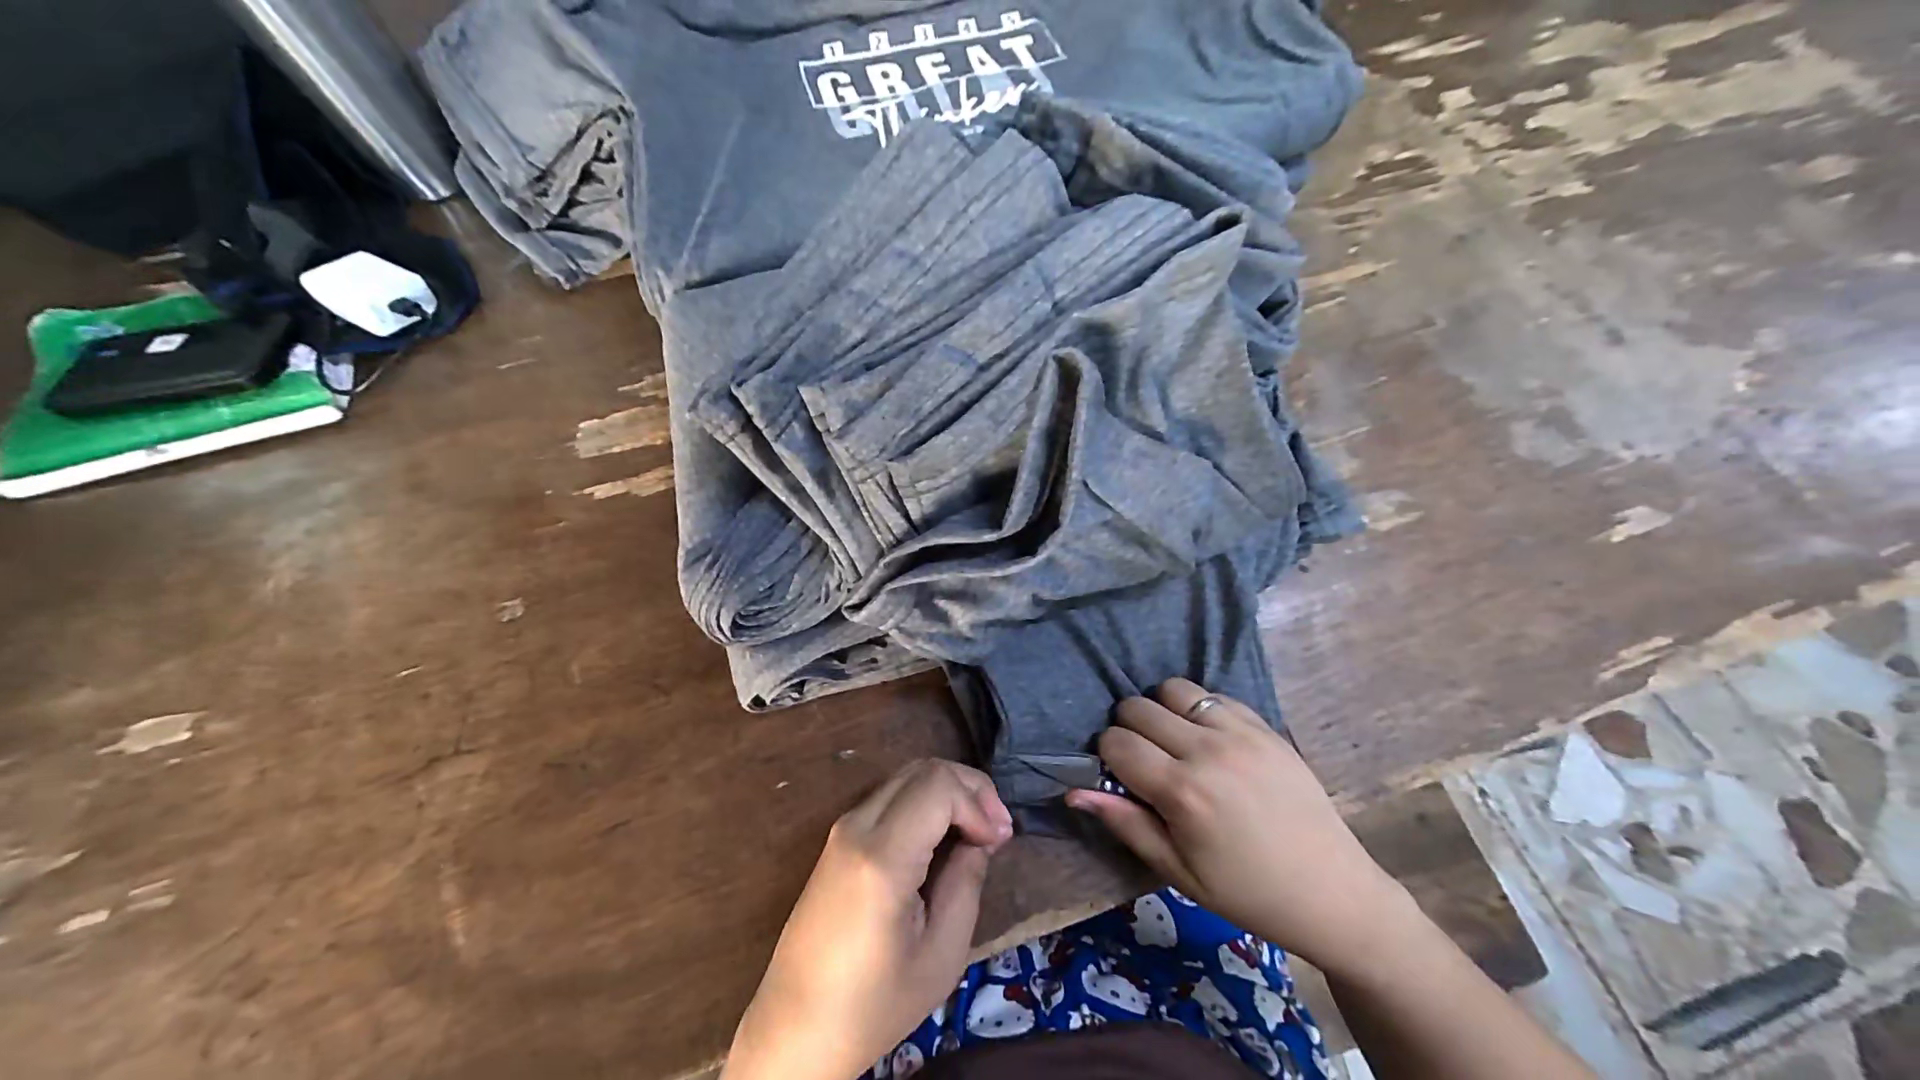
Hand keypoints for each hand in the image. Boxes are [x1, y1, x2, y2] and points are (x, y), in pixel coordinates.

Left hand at [724, 759, 1012, 1079]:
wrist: (798, 1026)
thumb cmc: (874, 1003)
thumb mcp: (941, 954)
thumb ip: (966, 881)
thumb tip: (980, 836)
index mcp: (882, 857)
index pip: (939, 786)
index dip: (979, 802)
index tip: (999, 841)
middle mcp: (856, 828)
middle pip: (924, 769)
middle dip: (970, 788)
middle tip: (997, 830)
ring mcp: (841, 829)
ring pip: (906, 776)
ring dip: (948, 792)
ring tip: (976, 831)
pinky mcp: (837, 839)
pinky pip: (890, 797)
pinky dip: (925, 802)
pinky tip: (943, 835)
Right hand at [1066, 679, 1414, 972]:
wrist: (1332, 891)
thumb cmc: (1246, 892)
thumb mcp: (1177, 871)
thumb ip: (1125, 823)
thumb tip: (1073, 792)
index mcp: (1182, 791)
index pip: (1116, 742)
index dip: (1107, 756)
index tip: (1119, 776)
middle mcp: (1207, 750)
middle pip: (1138, 708)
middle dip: (1128, 729)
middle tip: (1143, 760)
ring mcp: (1240, 733)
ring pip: (1173, 689)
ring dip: (1161, 710)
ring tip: (1173, 741)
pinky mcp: (1265, 727)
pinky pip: (1214, 695)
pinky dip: (1199, 709)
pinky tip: (1208, 739)